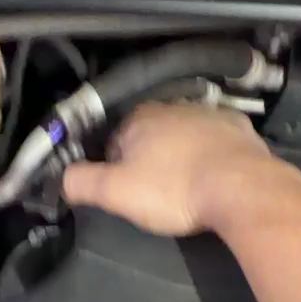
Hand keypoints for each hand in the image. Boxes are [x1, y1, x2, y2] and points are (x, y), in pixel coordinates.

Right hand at [61, 102, 292, 235]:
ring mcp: (209, 115)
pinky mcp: (238, 129)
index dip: (114, 167)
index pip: (114, 140)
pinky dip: (210, 157)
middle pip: (150, 136)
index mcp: (139, 119)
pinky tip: (211, 179)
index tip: (122, 191)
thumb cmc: (174, 190)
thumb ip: (84, 184)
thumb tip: (61, 179)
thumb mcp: (117, 194)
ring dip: (180, 157)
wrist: (239, 188)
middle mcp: (173, 107)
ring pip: (183, 136)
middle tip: (154, 194)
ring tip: (183, 188)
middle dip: (148, 160)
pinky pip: (215, 142)